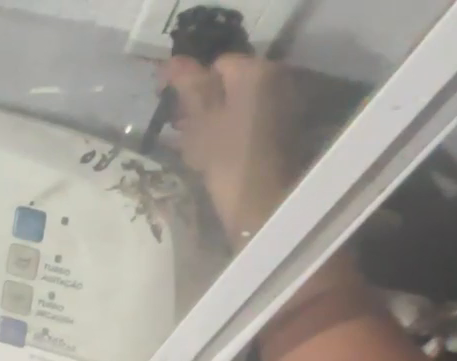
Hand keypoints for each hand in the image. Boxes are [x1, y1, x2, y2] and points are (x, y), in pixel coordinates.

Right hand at [164, 54, 298, 243]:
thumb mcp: (201, 122)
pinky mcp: (283, 129)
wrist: (262, 202)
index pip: (217, 65)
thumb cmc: (227, 160)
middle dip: (203, 107)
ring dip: (213, 124)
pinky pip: (248, 122)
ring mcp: (283, 104)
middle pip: (229, 85)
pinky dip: (228, 135)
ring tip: (196, 152)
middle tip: (183, 135)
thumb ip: (190, 88)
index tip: (176, 115)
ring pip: (237, 105)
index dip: (192, 88)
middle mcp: (277, 79)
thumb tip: (172, 62)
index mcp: (256, 72)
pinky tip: (214, 159)